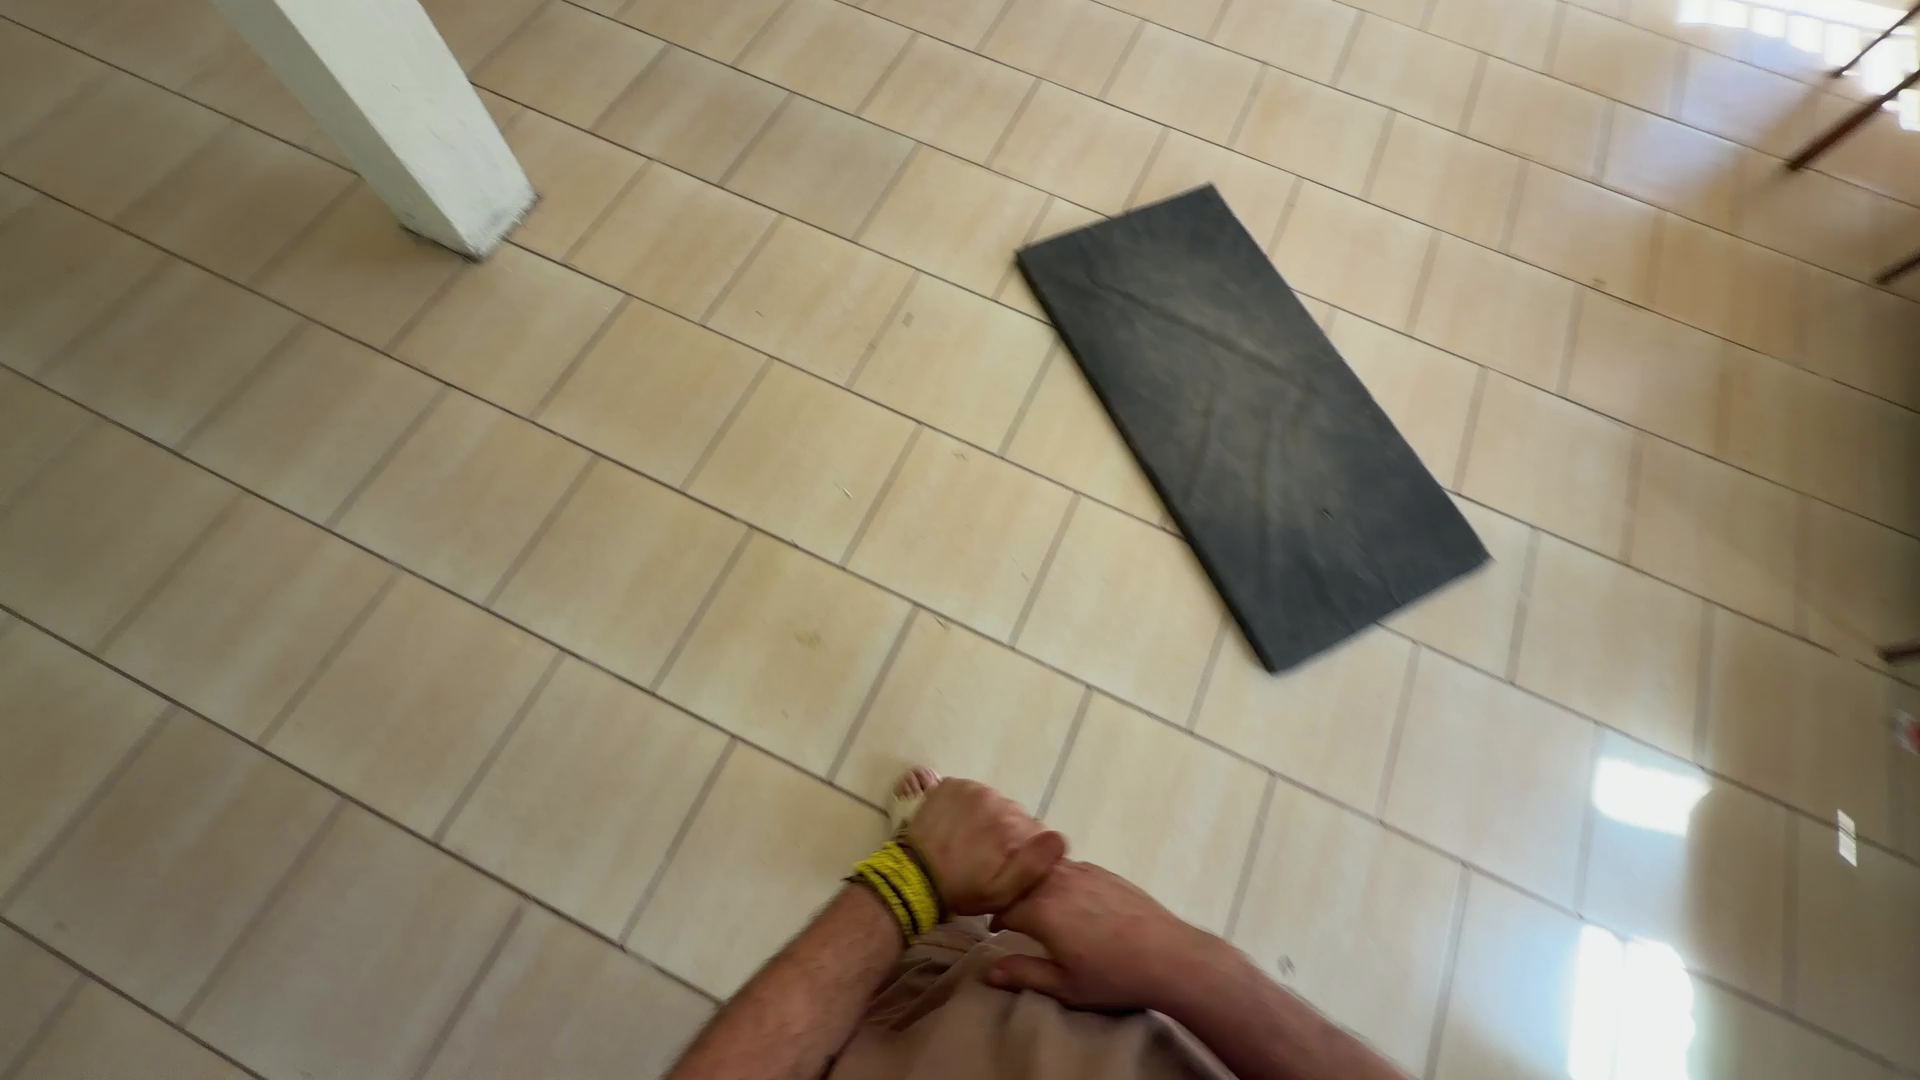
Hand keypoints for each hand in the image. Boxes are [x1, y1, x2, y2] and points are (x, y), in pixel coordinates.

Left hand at [906, 779, 1066, 915]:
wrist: (913, 877)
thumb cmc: (962, 889)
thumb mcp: (1003, 891)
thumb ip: (1035, 864)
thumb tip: (1060, 838)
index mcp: (1011, 824)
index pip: (1034, 830)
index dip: (1023, 850)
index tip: (1005, 864)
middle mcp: (995, 798)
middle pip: (1013, 814)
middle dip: (1006, 832)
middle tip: (985, 855)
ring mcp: (970, 787)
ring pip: (993, 802)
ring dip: (987, 817)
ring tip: (969, 840)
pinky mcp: (950, 784)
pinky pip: (970, 792)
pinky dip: (968, 806)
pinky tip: (957, 826)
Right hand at [986, 859, 1224, 1012]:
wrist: (1168, 955)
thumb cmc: (1113, 976)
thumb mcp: (1065, 986)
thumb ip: (1024, 974)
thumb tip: (988, 970)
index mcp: (1042, 909)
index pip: (1003, 905)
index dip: (994, 919)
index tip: (995, 932)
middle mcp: (1057, 882)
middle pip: (1022, 880)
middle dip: (1012, 894)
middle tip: (1011, 915)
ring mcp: (1081, 871)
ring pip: (1045, 869)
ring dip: (1034, 882)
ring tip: (1038, 903)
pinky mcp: (1102, 870)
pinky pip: (1068, 866)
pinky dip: (1058, 877)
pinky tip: (1069, 896)